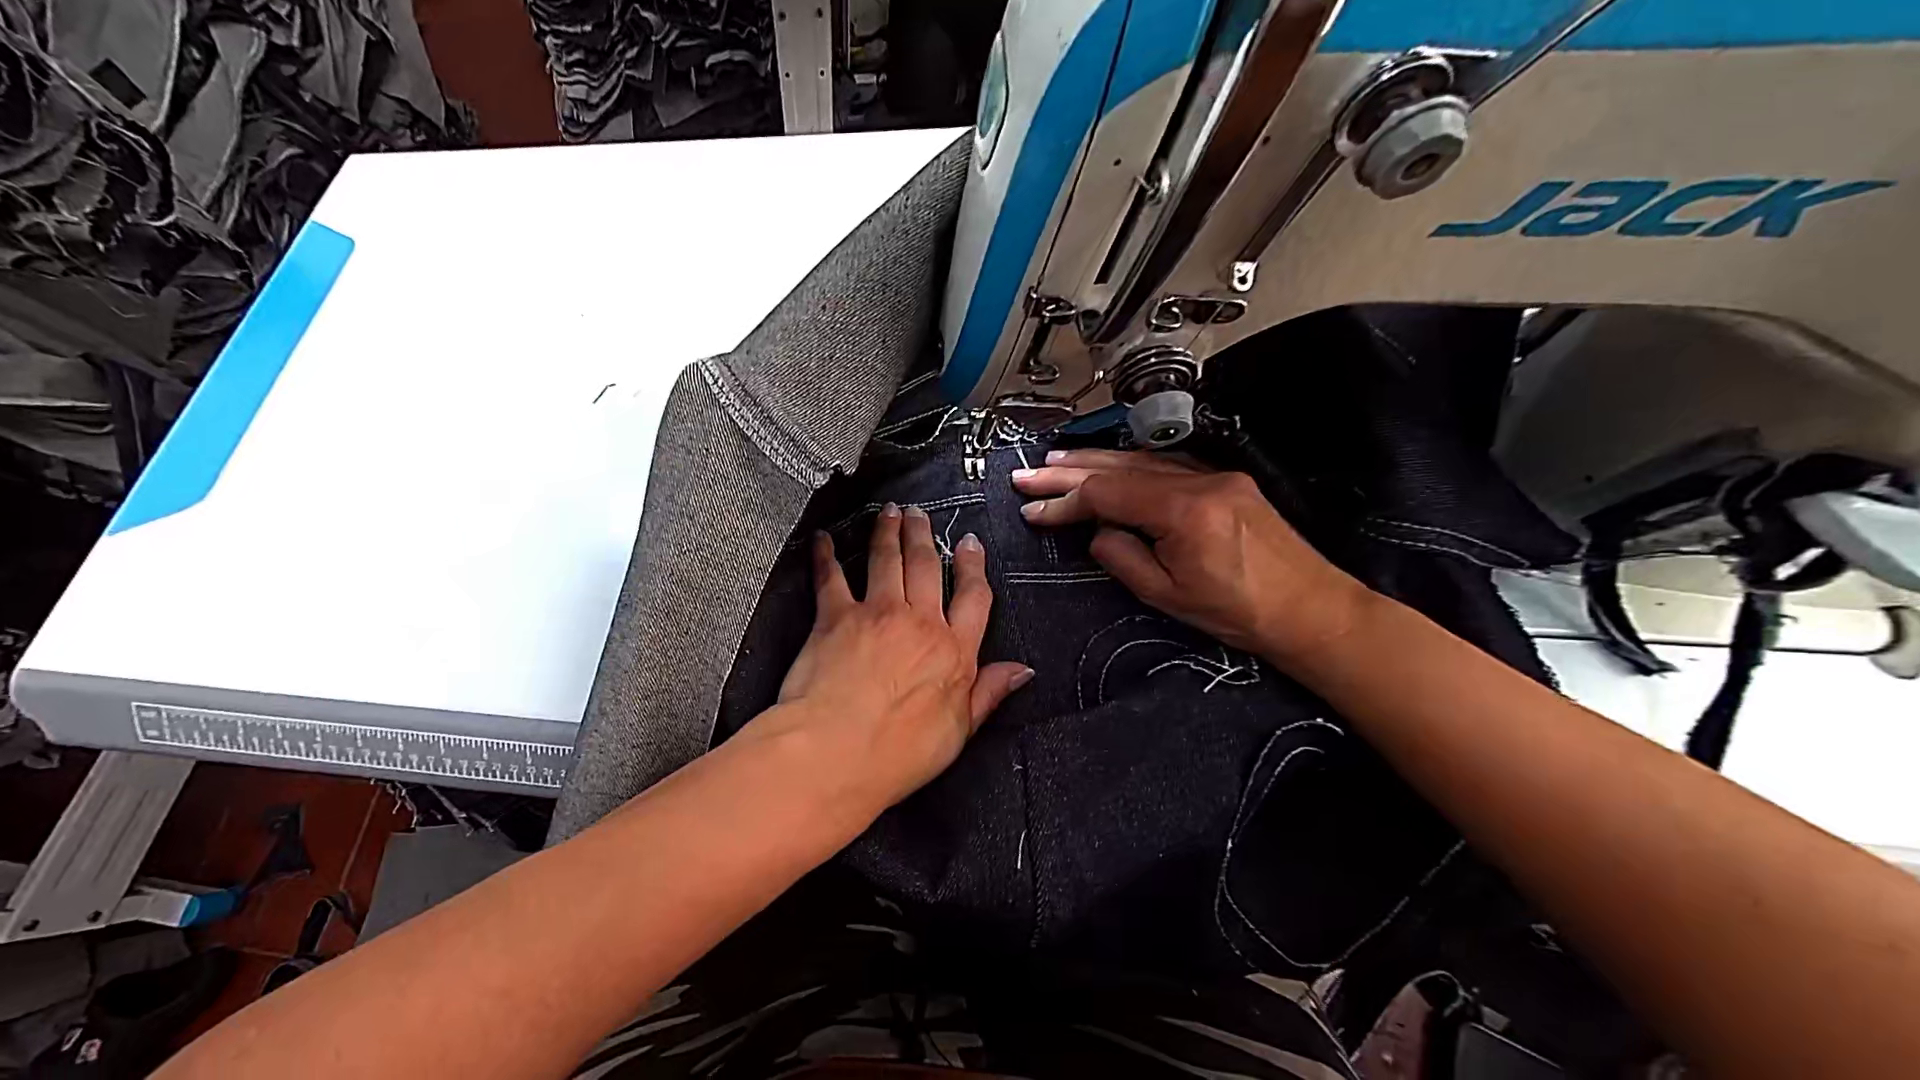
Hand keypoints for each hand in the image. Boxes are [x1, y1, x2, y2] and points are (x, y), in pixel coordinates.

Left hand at [755, 503, 1032, 810]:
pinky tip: (823, 539)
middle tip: (921, 516)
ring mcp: (877, 615)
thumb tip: (1021, 671)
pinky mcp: (836, 617)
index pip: (973, 597)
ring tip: (891, 512)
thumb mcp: (958, 731)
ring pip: (887, 560)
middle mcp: (919, 623)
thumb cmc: (896, 753)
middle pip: (928, 567)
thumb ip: (989, 693)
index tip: (971, 545)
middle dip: (926, 536)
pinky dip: (826, 555)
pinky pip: (831, 576)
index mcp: (954, 651)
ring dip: (889, 532)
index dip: (974, 566)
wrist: (835, 753)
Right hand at [1011, 449, 1374, 664]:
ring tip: (1057, 462)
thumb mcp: (1167, 595)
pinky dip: (1130, 468)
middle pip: (1120, 468)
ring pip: (1143, 462)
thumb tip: (1097, 531)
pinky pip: (1167, 467)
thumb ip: (1122, 558)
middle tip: (1029, 474)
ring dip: (1097, 463)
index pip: (1106, 495)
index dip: (1064, 501)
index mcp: (1184, 510)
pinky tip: (1109, 467)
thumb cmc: (1240, 612)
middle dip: (1069, 471)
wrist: (1311, 610)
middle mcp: (1200, 481)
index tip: (1033, 509)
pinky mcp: (1226, 482)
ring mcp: (1216, 477)